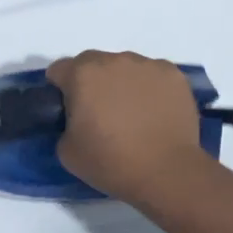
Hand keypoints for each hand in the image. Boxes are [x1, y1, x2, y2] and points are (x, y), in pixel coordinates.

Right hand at [46, 51, 213, 207]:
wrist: (165, 172)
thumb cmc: (110, 162)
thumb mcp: (66, 150)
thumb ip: (64, 124)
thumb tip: (77, 119)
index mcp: (82, 74)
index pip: (59, 70)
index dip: (60, 90)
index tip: (68, 111)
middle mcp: (113, 60)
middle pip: (92, 63)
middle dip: (91, 82)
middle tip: (100, 114)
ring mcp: (147, 65)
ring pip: (124, 67)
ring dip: (121, 83)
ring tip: (133, 114)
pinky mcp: (173, 75)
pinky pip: (152, 75)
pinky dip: (149, 88)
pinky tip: (154, 113)